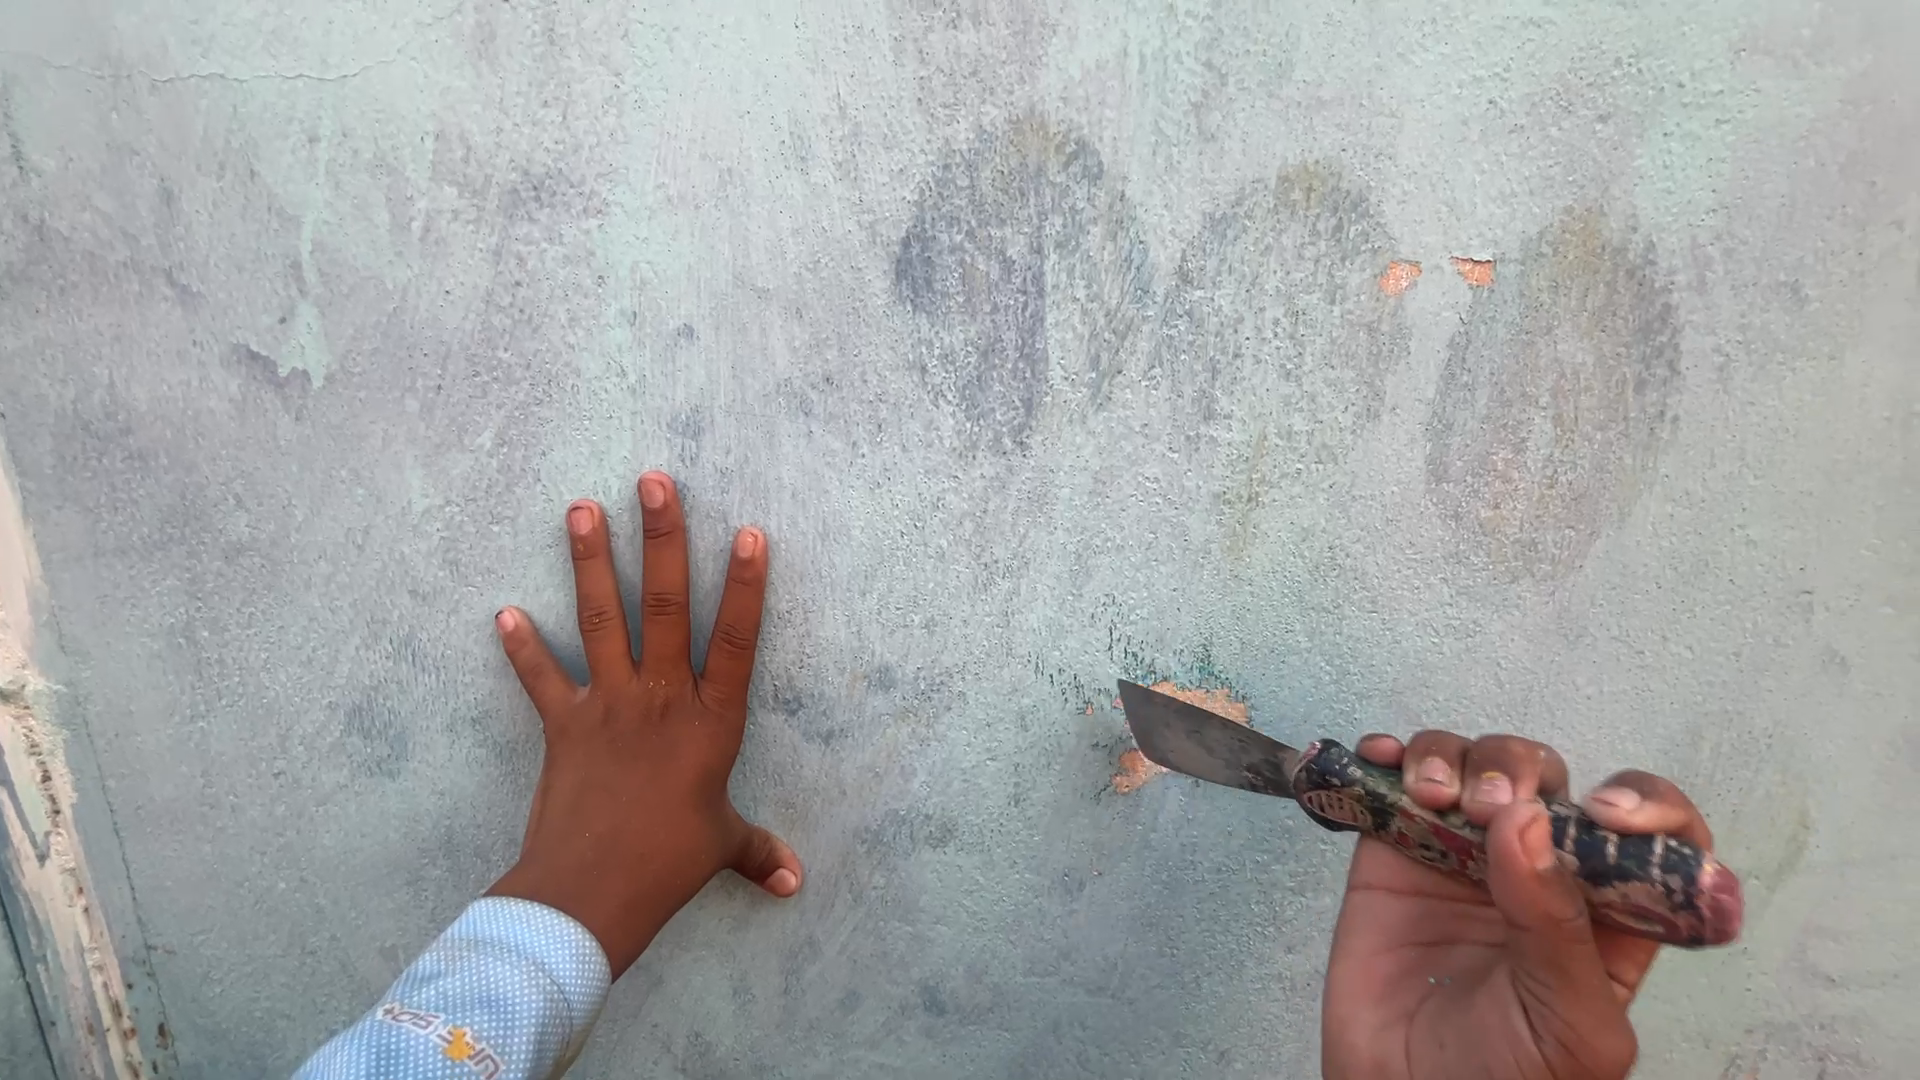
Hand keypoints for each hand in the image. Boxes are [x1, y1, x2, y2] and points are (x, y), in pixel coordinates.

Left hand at [485, 470, 802, 976]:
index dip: (747, 585)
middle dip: (664, 540)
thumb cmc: (669, 862)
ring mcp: (609, 705)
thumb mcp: (724, 845)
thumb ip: (760, 850)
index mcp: (712, 719)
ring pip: (603, 620)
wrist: (589, 895)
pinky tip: (504, 612)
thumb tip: (797, 882)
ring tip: (583, 508)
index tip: (749, 531)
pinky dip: (524, 648)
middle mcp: (662, 696)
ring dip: (592, 563)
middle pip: (667, 606)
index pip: (739, 639)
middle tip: (654, 482)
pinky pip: (542, 679)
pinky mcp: (563, 725)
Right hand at [1321, 732, 1713, 1079]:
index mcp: (1604, 914)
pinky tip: (1380, 758)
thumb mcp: (1569, 1023)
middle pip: (1542, 779)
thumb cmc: (1504, 1078)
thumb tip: (1525, 820)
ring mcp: (1453, 850)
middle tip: (1487, 806)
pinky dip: (1383, 754)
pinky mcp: (1388, 844)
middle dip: (1516, 770)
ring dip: (1447, 755)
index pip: (1649, 838)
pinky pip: (1386, 781)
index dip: (1645, 804)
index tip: (1605, 812)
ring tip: (1429, 793)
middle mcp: (1532, 868)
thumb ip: (1556, 926)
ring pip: (1464, 762)